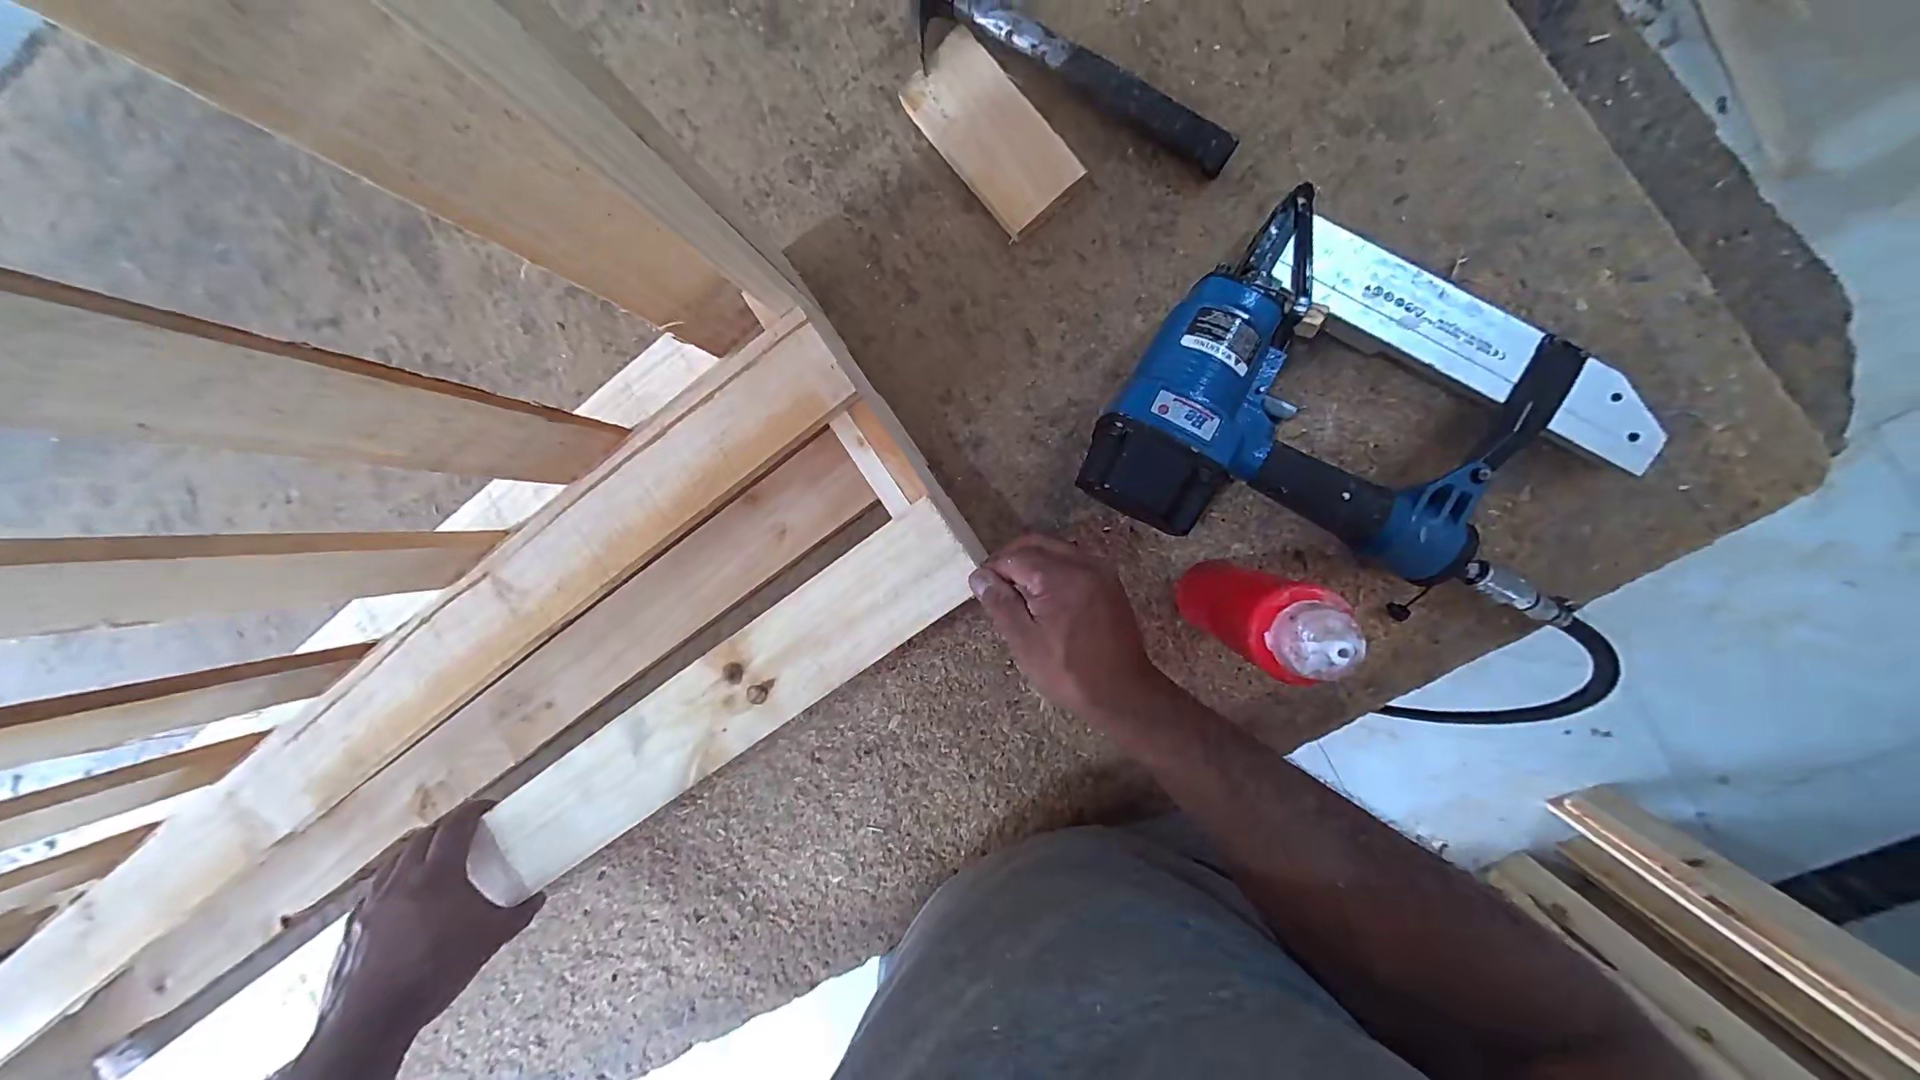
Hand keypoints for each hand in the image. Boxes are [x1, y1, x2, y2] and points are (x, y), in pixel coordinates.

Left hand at [297, 801, 543, 1075]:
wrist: (372, 1019)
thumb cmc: (437, 971)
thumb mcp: (491, 939)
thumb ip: (519, 913)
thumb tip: (539, 898)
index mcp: (437, 874)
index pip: (455, 826)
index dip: (473, 810)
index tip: (488, 807)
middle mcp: (401, 879)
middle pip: (423, 836)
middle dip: (447, 826)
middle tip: (467, 828)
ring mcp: (372, 901)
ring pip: (396, 858)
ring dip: (419, 848)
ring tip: (436, 855)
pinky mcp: (353, 923)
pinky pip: (377, 886)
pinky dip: (396, 877)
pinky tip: (405, 894)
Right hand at [969, 534, 1173, 720]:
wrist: (1123, 693)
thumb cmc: (1070, 673)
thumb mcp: (1025, 642)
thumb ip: (1000, 603)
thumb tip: (979, 576)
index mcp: (1061, 576)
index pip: (1014, 556)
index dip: (993, 570)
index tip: (982, 590)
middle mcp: (1083, 564)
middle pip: (1036, 543)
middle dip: (1010, 559)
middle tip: (995, 586)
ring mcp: (1100, 571)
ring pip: (1055, 549)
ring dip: (1032, 562)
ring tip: (1017, 593)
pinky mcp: (1109, 584)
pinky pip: (1073, 562)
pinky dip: (1053, 569)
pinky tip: (1044, 597)